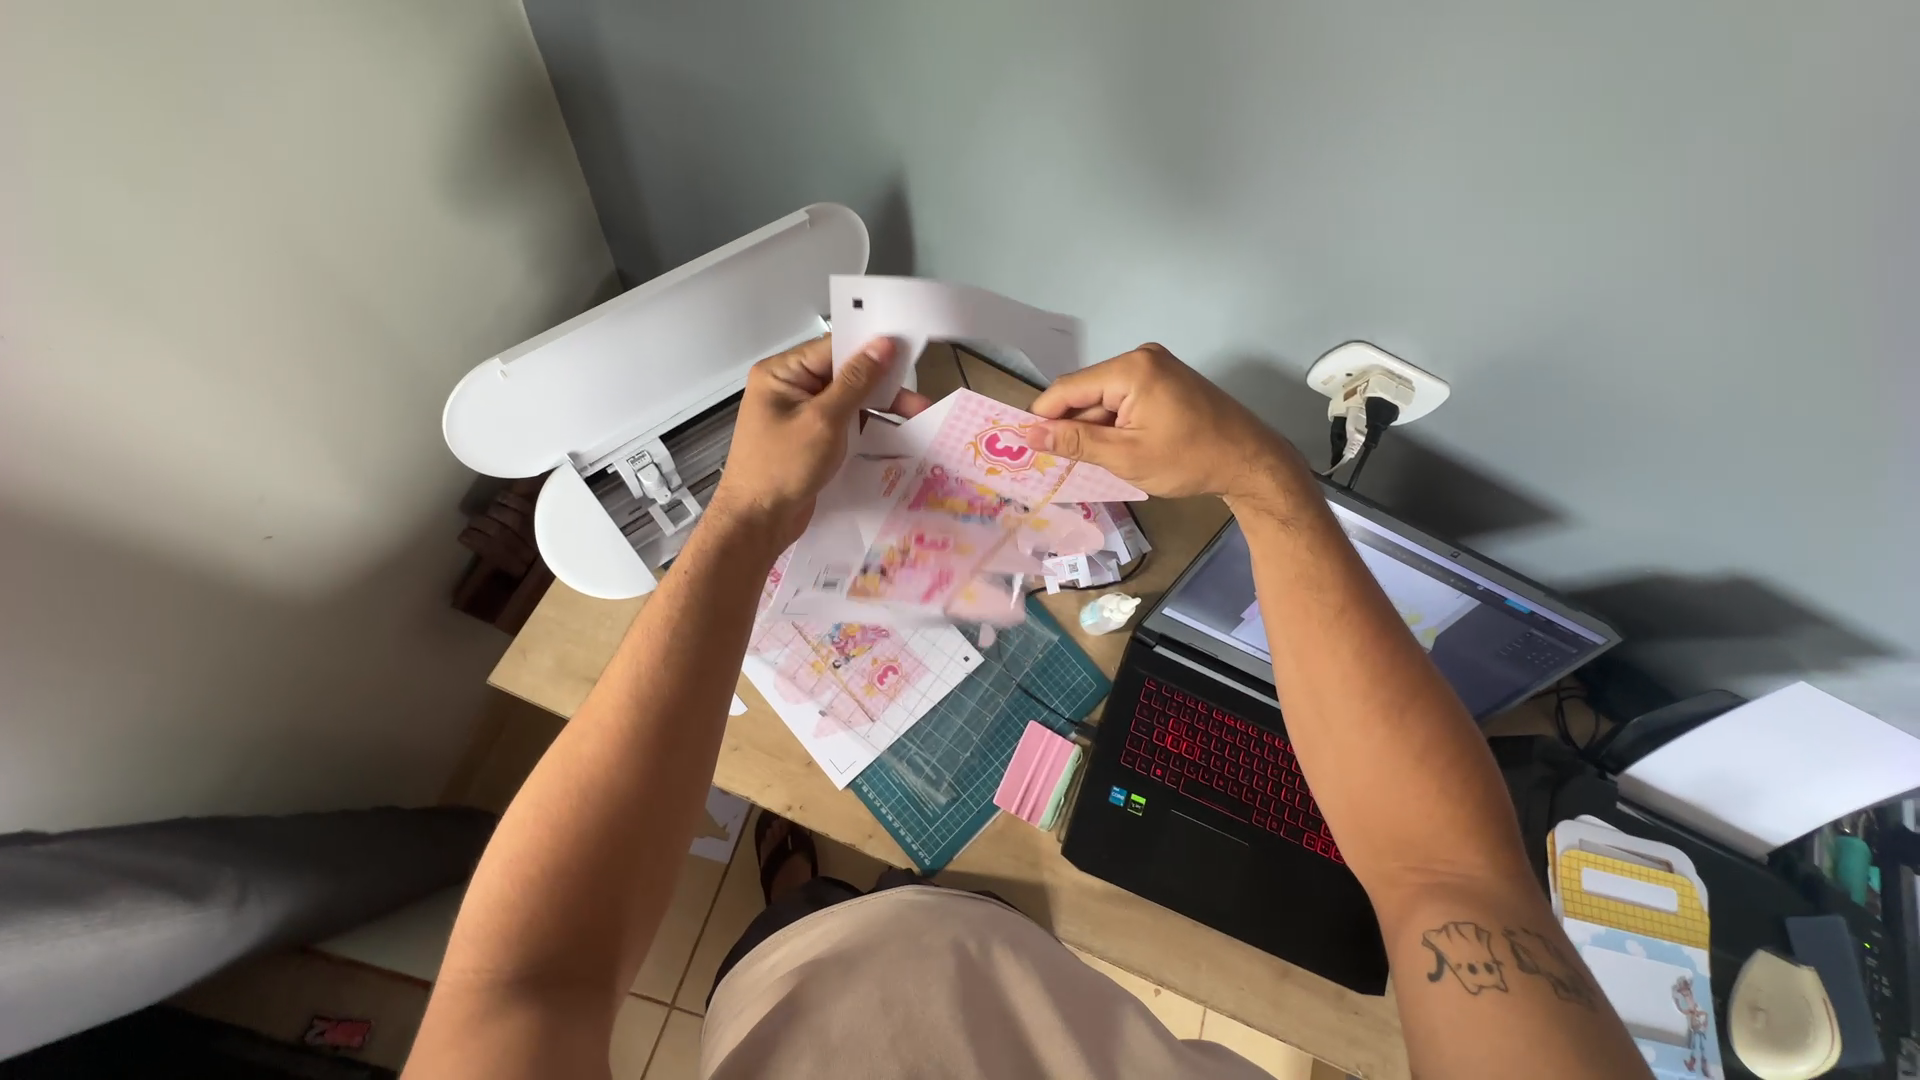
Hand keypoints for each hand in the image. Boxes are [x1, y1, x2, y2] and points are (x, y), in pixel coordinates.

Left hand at [708, 335, 929, 547]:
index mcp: (781, 373)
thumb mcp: (824, 420)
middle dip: (882, 386)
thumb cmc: (783, 467)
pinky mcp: (810, 440)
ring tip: (917, 417)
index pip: (834, 349)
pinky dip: (867, 428)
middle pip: (844, 375)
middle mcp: (789, 388)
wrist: (757, 522)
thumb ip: (856, 381)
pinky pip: (844, 424)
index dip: (871, 350)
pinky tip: (896, 435)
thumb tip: (883, 344)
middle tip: (919, 400)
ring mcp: (800, 416)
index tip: (908, 353)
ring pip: (848, 402)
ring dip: (880, 409)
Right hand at [1028, 343, 1312, 506]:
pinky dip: (1114, 424)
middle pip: (1085, 392)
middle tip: (1060, 463)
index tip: (1026, 446)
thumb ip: (1075, 442)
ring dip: (1094, 428)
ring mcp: (1156, 367)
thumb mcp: (1125, 456)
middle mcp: (1141, 358)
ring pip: (1104, 398)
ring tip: (1096, 461)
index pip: (1067, 389)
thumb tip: (1031, 435)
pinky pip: (1124, 400)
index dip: (1043, 418)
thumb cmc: (1189, 460)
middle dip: (1072, 426)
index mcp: (1130, 369)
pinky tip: (1117, 449)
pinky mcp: (1165, 381)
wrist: (1249, 462)